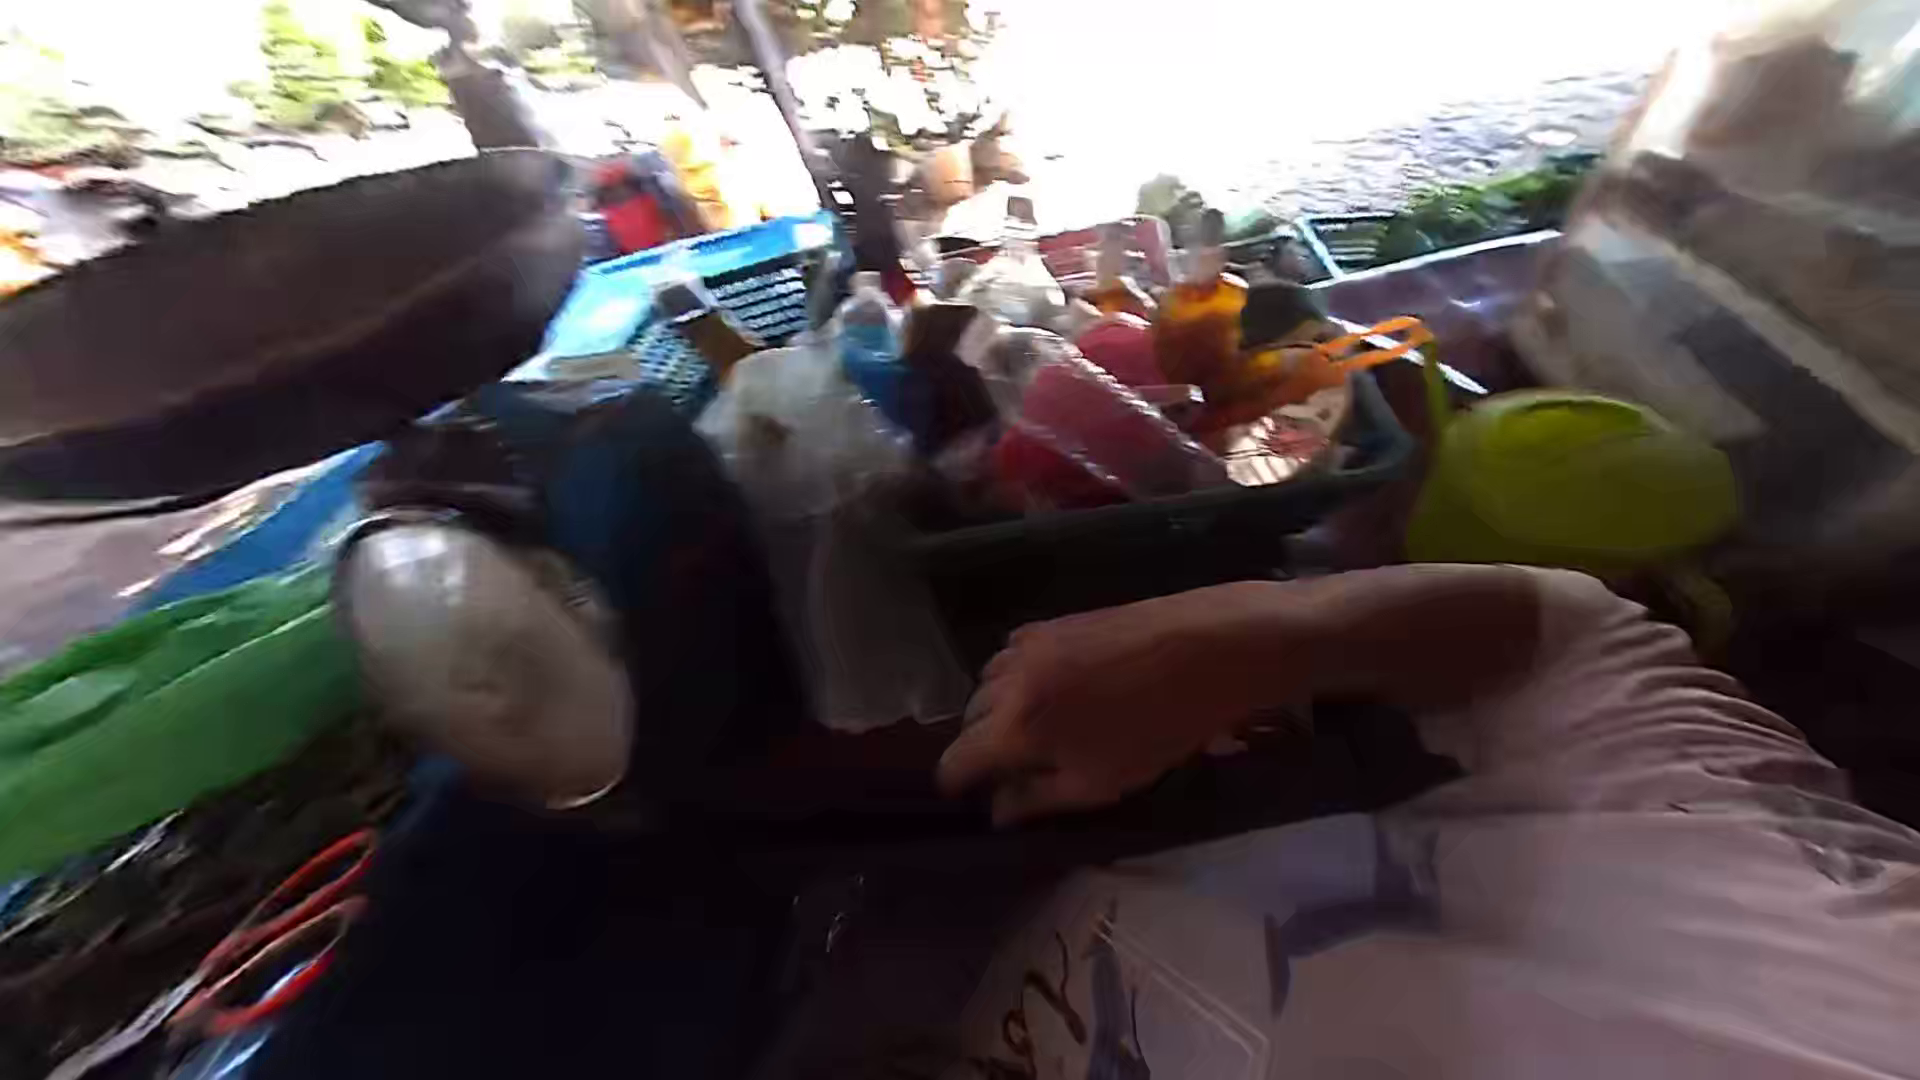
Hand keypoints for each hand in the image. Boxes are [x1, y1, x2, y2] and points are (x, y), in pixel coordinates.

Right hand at [935, 582, 1300, 824]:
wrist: (1200, 650)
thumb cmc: (1157, 726)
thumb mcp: (1101, 781)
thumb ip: (1038, 798)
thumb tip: (996, 810)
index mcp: (1018, 727)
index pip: (958, 757)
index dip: (954, 779)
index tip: (962, 790)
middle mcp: (1009, 680)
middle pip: (969, 716)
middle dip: (979, 742)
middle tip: (1009, 760)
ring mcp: (1026, 645)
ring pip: (986, 680)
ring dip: (994, 705)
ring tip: (1029, 720)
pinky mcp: (1047, 622)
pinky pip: (1009, 652)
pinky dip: (1013, 673)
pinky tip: (1045, 682)